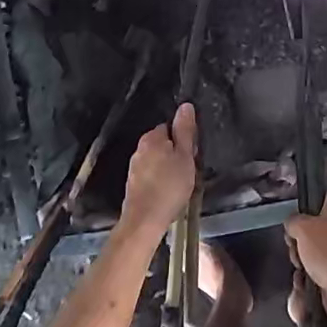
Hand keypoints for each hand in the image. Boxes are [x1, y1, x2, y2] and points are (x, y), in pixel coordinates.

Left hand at [120, 103, 195, 237]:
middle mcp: (139, 149)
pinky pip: (152, 174)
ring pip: (158, 160)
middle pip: (163, 143)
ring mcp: (134, 168)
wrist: (145, 220)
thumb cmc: (169, 186)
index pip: (170, 126)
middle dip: (176, 152)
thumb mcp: (185, 156)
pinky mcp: (134, 184)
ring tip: (180, 182)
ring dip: (169, 167)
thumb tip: (185, 105)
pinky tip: (169, 191)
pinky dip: (161, 179)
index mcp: (151, 138)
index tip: (191, 152)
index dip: (184, 138)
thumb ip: (185, 131)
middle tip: (188, 168)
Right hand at [284, 188, 326, 295]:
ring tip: (301, 262)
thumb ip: (292, 220)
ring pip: (317, 240)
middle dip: (301, 234)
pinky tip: (307, 272)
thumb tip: (293, 222)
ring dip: (304, 252)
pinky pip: (324, 256)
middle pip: (315, 220)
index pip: (320, 193)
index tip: (295, 220)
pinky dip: (314, 263)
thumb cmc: (326, 249)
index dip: (305, 206)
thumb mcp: (300, 228)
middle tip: (294, 244)